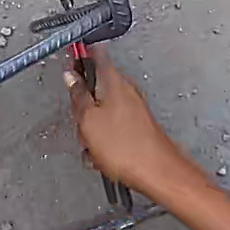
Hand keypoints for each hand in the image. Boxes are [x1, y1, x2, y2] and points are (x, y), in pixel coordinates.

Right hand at [66, 46, 205, 199]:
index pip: (96, 55)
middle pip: (96, 86)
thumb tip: (71, 77)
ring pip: (102, 109)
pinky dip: (104, 138)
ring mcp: (134, 109)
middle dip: (83, 102)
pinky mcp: (137, 127)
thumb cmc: (127, 148)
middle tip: (80, 118)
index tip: (71, 59)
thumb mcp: (88, 119)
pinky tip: (102, 154)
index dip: (81, 55)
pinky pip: (111, 127)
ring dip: (92, 125)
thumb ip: (78, 95)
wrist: (158, 174)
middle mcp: (127, 91)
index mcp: (114, 82)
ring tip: (92, 142)